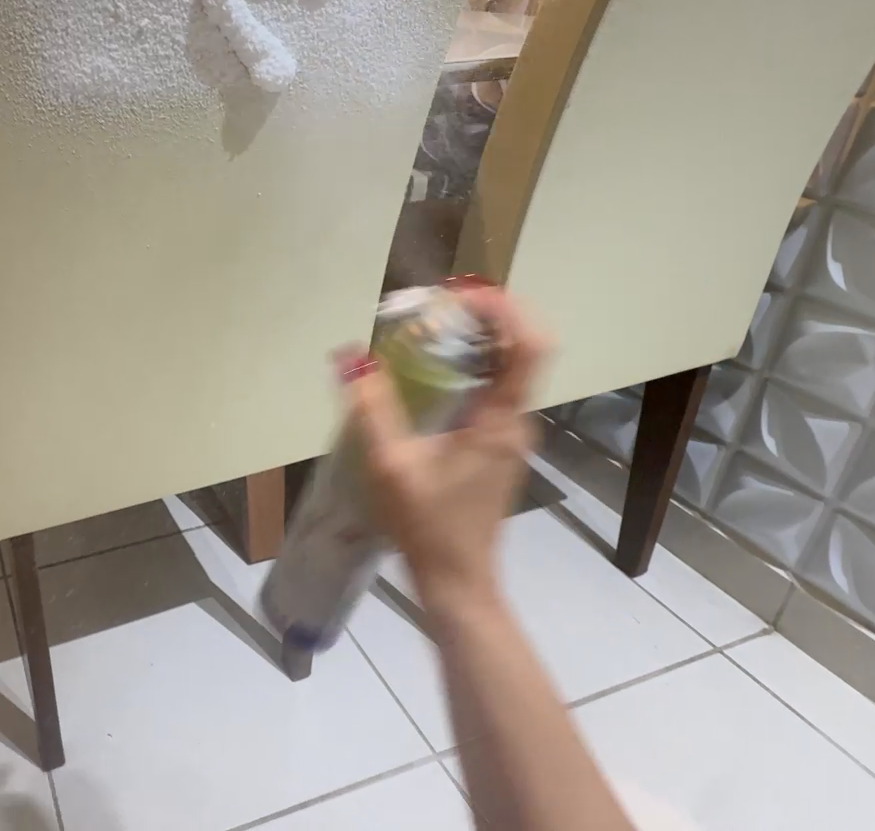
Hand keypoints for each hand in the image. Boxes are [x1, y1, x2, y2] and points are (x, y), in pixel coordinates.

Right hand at [345, 285, 547, 625]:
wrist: (457, 580)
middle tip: (437, 304)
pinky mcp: (497, 446)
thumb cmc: (427, 524)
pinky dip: (469, 366)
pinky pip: (493, 390)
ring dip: (477, 340)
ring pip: (508, 369)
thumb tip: (347, 355)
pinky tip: (430, 372)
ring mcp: (509, 435)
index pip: (527, 346)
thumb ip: (369, 406)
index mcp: (499, 420)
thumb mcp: (390, 463)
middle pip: (519, 350)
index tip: (462, 293)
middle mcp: (516, 421)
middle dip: (485, 317)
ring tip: (430, 327)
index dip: (504, 309)